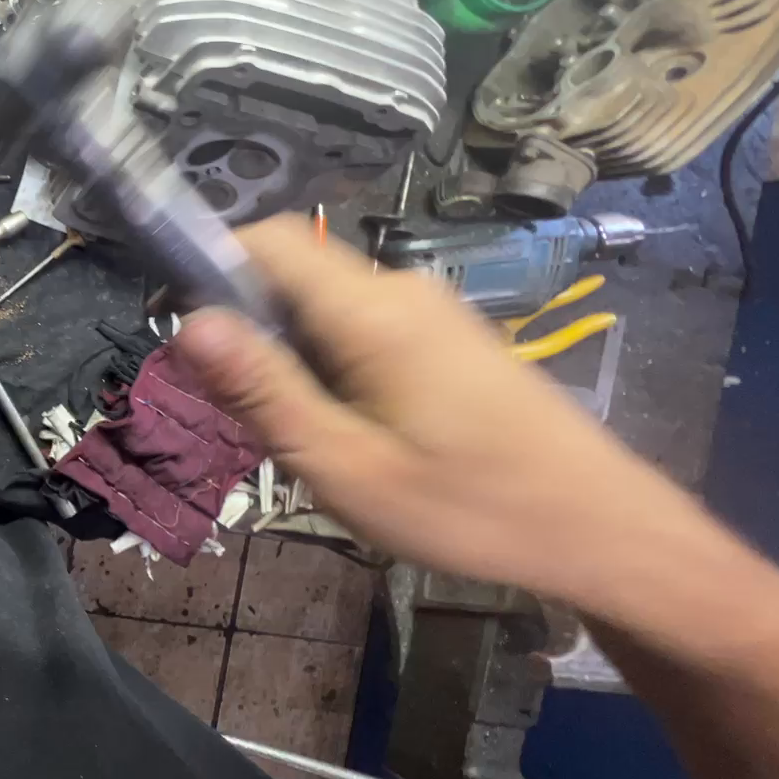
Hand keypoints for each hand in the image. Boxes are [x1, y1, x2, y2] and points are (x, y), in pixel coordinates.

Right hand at [173, 215, 730, 610]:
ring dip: (276, 347)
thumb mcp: (340, 462)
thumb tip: (189, 322)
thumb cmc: (466, 509)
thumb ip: (261, 388)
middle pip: (285, 272)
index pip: (267, 240)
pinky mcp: (438, 335)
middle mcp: (398, 292)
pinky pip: (348, 323)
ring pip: (313, 302)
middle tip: (232, 403)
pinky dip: (313, 357)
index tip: (171, 320)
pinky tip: (332, 419)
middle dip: (239, 322)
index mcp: (371, 312)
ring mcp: (424, 311)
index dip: (205, 262)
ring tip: (286, 423)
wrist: (608, 538)